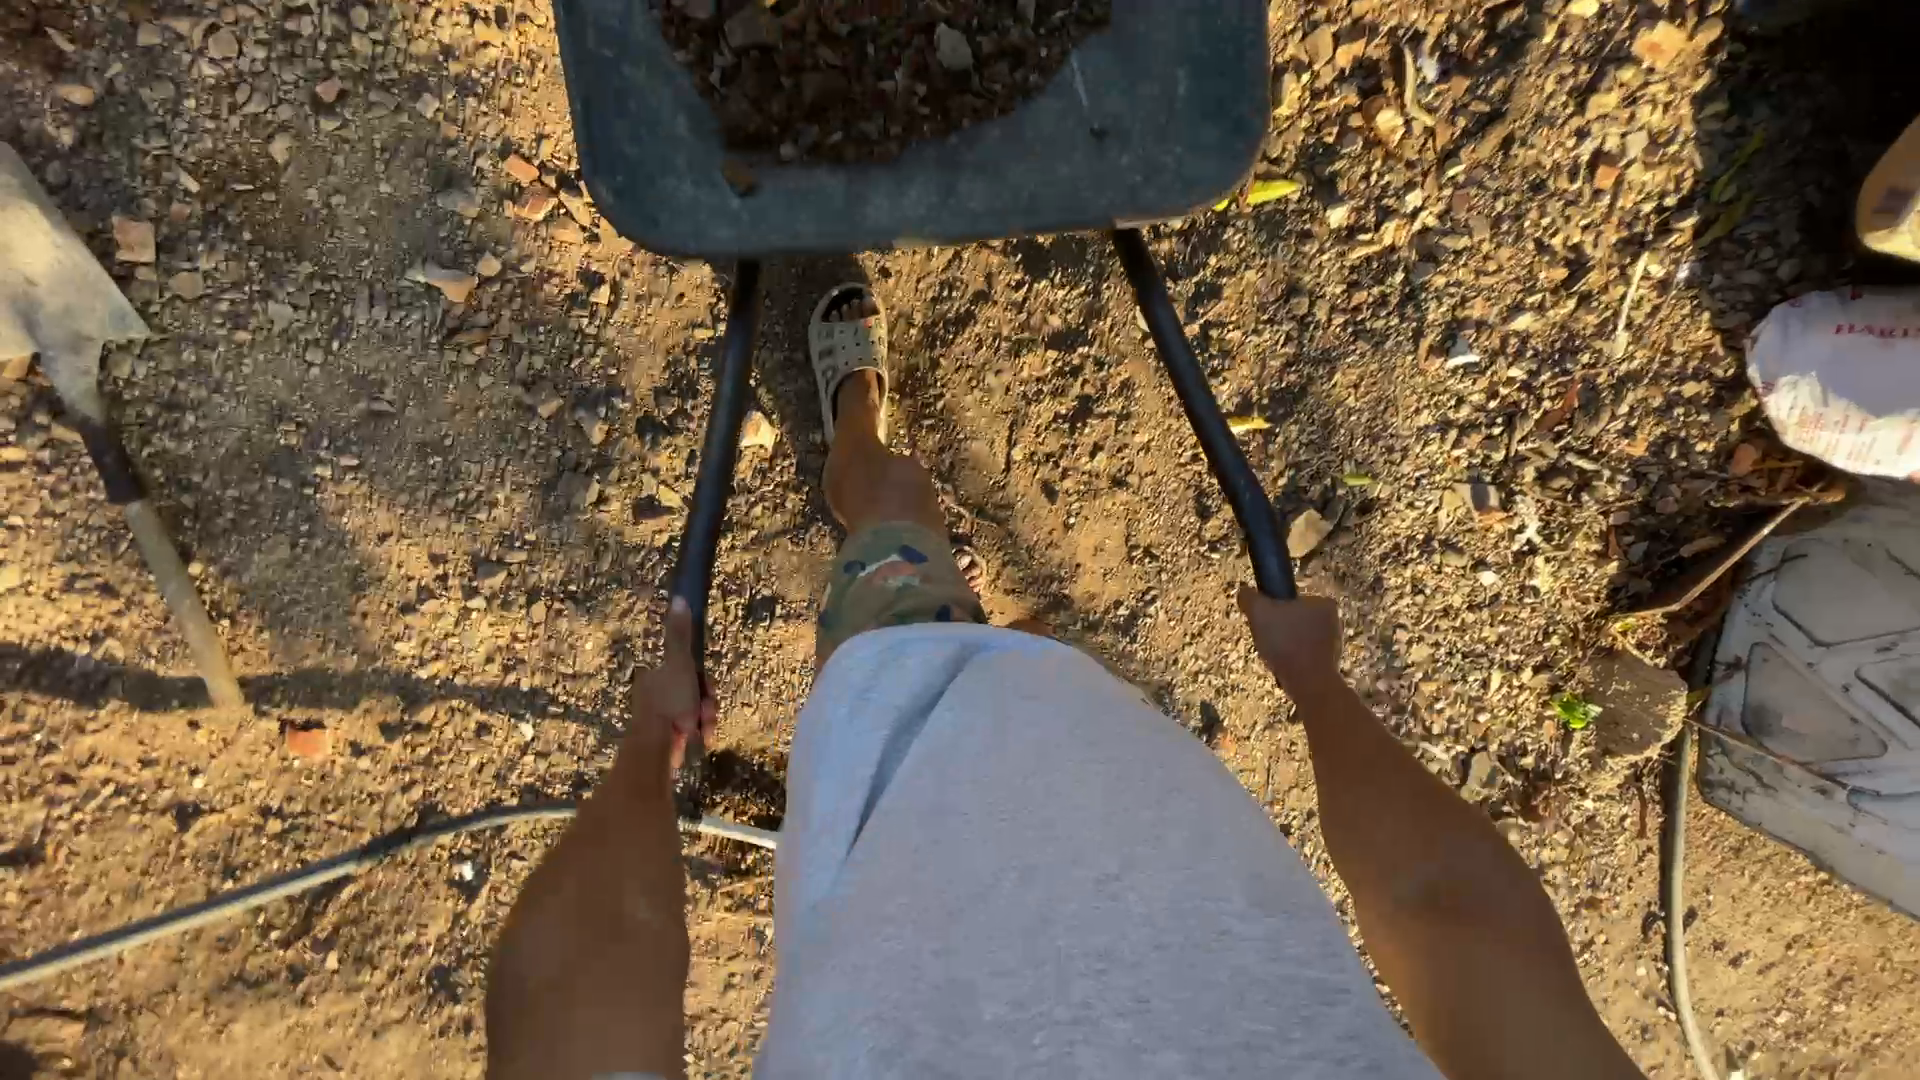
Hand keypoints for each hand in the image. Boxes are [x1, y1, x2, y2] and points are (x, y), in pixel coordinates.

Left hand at [624, 596, 717, 783]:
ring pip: (695, 711)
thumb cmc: (668, 701)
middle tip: (707, 712)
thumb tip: (679, 598)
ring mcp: (661, 718)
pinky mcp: (667, 739)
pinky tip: (702, 740)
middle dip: (706, 702)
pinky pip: (691, 730)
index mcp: (656, 676)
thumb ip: (680, 634)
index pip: (688, 671)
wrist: (655, 747)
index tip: (707, 689)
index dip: (703, 680)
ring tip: (705, 730)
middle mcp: (656, 695)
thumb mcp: (679, 663)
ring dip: (706, 719)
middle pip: (694, 691)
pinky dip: (700, 733)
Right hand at [1237, 586, 1343, 693]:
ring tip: (1274, 654)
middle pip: (1293, 618)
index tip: (1265, 621)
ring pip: (1298, 637)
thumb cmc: (1285, 642)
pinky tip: (1284, 665)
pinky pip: (1303, 654)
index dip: (1273, 609)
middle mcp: (1334, 619)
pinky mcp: (1330, 662)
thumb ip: (1249, 597)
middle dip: (1279, 628)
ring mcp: (1334, 642)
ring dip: (1285, 644)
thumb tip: (1244, 591)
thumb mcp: (1258, 612)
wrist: (1308, 682)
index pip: (1291, 599)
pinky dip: (1292, 658)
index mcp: (1323, 602)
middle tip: (1266, 638)